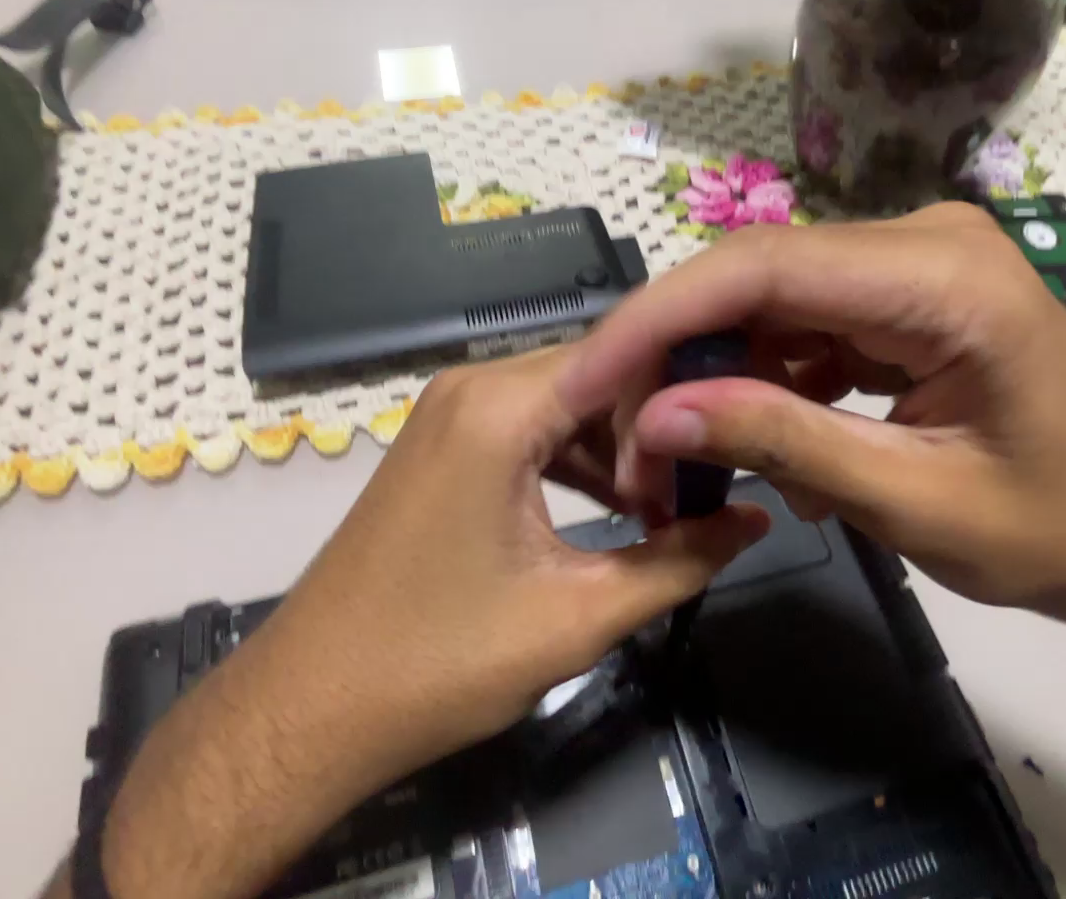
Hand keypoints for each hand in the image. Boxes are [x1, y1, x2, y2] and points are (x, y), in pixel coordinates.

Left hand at [265, 345, 767, 776]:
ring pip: (564, 403)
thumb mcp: (579, 616)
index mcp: (501, 408)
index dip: (691, 390)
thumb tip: (756, 521)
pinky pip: (529, 429)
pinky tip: (617, 509)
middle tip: (714, 484)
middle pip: (596, 376)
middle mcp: (473, 388)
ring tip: (672, 508)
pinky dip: (576, 460)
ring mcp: (451, 415)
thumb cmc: (440, 662)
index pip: (625, 357)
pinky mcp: (443, 446)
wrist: (309, 708)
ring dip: (620, 448)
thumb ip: (680, 561)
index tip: (744, 435)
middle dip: (658, 426)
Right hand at [559, 203, 1065, 633]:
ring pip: (767, 304)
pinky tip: (760, 443)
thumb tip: (657, 416)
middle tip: (627, 442)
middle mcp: (923, 243)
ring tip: (680, 457)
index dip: (658, 320)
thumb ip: (784, 442)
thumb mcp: (915, 501)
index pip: (763, 269)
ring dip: (712, 376)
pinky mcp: (899, 301)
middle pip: (755, 279)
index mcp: (947, 278)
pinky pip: (800, 327)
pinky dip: (761, 383)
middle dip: (675, 357)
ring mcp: (911, 267)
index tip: (585, 380)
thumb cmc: (1062, 532)